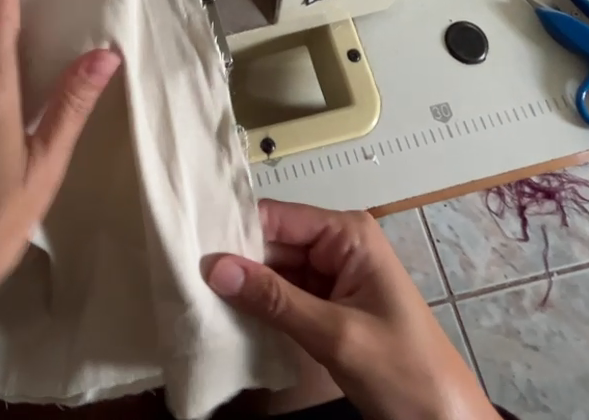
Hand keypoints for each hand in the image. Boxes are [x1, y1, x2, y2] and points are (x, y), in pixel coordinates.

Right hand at [206, 200, 499, 419]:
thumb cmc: (404, 370)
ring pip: (272, 269)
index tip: (189, 243)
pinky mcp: (326, 304)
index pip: (277, 216)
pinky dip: (258, 306)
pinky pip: (282, 294)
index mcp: (347, 233)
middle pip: (271, 241)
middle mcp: (336, 243)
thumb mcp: (336, 335)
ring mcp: (331, 275)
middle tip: (184, 272)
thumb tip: (213, 266)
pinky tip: (224, 312)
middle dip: (235, 259)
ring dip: (242, 285)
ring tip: (194, 291)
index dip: (235, 228)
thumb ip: (274, 300)